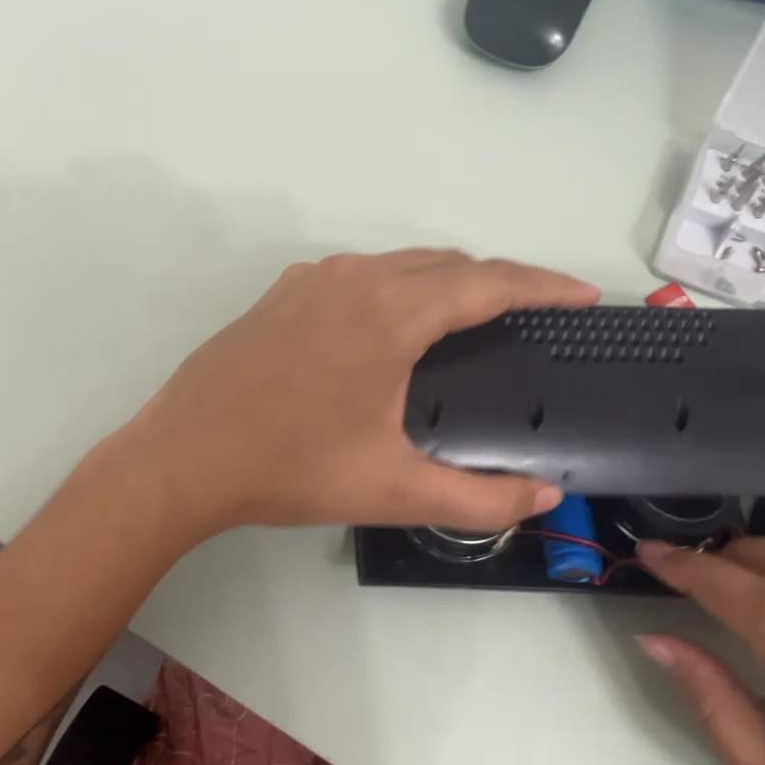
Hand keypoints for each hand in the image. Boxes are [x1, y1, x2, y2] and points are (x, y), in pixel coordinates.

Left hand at [109, 249, 597, 536]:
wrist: (183, 458)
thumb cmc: (289, 469)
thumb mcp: (391, 489)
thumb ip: (476, 497)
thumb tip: (539, 499)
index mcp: (391, 313)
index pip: (490, 281)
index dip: (543, 285)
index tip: (581, 296)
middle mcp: (353, 279)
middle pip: (446, 264)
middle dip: (497, 283)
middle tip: (528, 318)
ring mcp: (308, 282)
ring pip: (397, 265)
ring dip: (442, 282)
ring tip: (469, 322)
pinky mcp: (277, 297)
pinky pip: (355, 277)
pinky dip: (392, 290)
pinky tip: (389, 331)